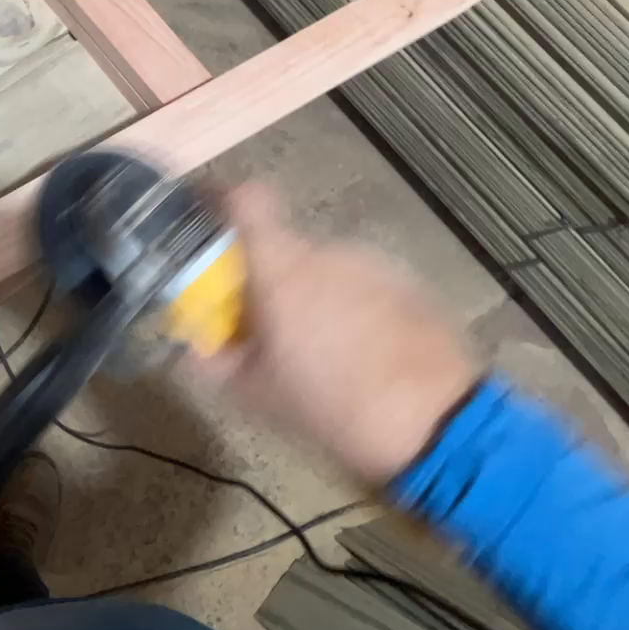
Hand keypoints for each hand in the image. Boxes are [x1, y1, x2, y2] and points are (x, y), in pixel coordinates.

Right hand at [196, 182, 482, 483]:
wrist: (443, 431)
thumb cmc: (333, 408)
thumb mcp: (254, 396)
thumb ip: (209, 363)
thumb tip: (186, 346)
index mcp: (281, 267)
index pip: (244, 198)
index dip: (219, 198)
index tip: (204, 219)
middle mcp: (326, 250)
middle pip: (279, 243)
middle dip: (263, 274)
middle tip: (261, 320)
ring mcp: (373, 263)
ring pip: (320, 265)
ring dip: (307, 291)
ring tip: (316, 343)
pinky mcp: (409, 283)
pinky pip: (358, 280)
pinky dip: (346, 303)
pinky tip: (359, 349)